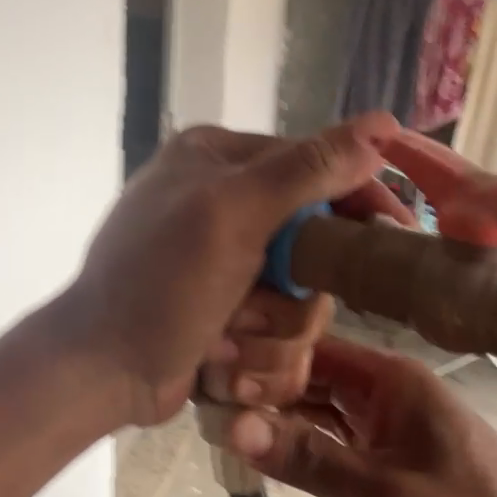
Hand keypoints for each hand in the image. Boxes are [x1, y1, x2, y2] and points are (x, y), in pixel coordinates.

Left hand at [61, 116, 410, 426]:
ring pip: (304, 307)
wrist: (102, 372)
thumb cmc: (160, 285)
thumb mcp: (233, 214)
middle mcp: (228, 208)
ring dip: (270, 339)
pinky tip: (219, 366)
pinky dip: (257, 362)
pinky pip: (282, 341)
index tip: (395, 232)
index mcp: (221, 162)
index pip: (317, 167)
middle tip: (250, 314)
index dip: (358, 201)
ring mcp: (230, 269)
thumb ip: (308, 170)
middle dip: (291, 300)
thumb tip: (385, 125)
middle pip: (317, 252)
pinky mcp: (231, 319)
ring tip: (225, 348)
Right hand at [219, 336, 496, 496]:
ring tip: (220, 420)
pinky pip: (342, 437)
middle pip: (315, 375)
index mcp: (392, 380)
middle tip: (201, 396)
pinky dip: (309, 442)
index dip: (261, 355)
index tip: (207, 367)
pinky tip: (270, 451)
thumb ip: (310, 459)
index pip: (313, 348)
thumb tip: (234, 424)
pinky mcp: (399, 455)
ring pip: (326, 407)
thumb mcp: (384, 494)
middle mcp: (391, 391)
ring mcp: (396, 423)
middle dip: (263, 385)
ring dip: (282, 415)